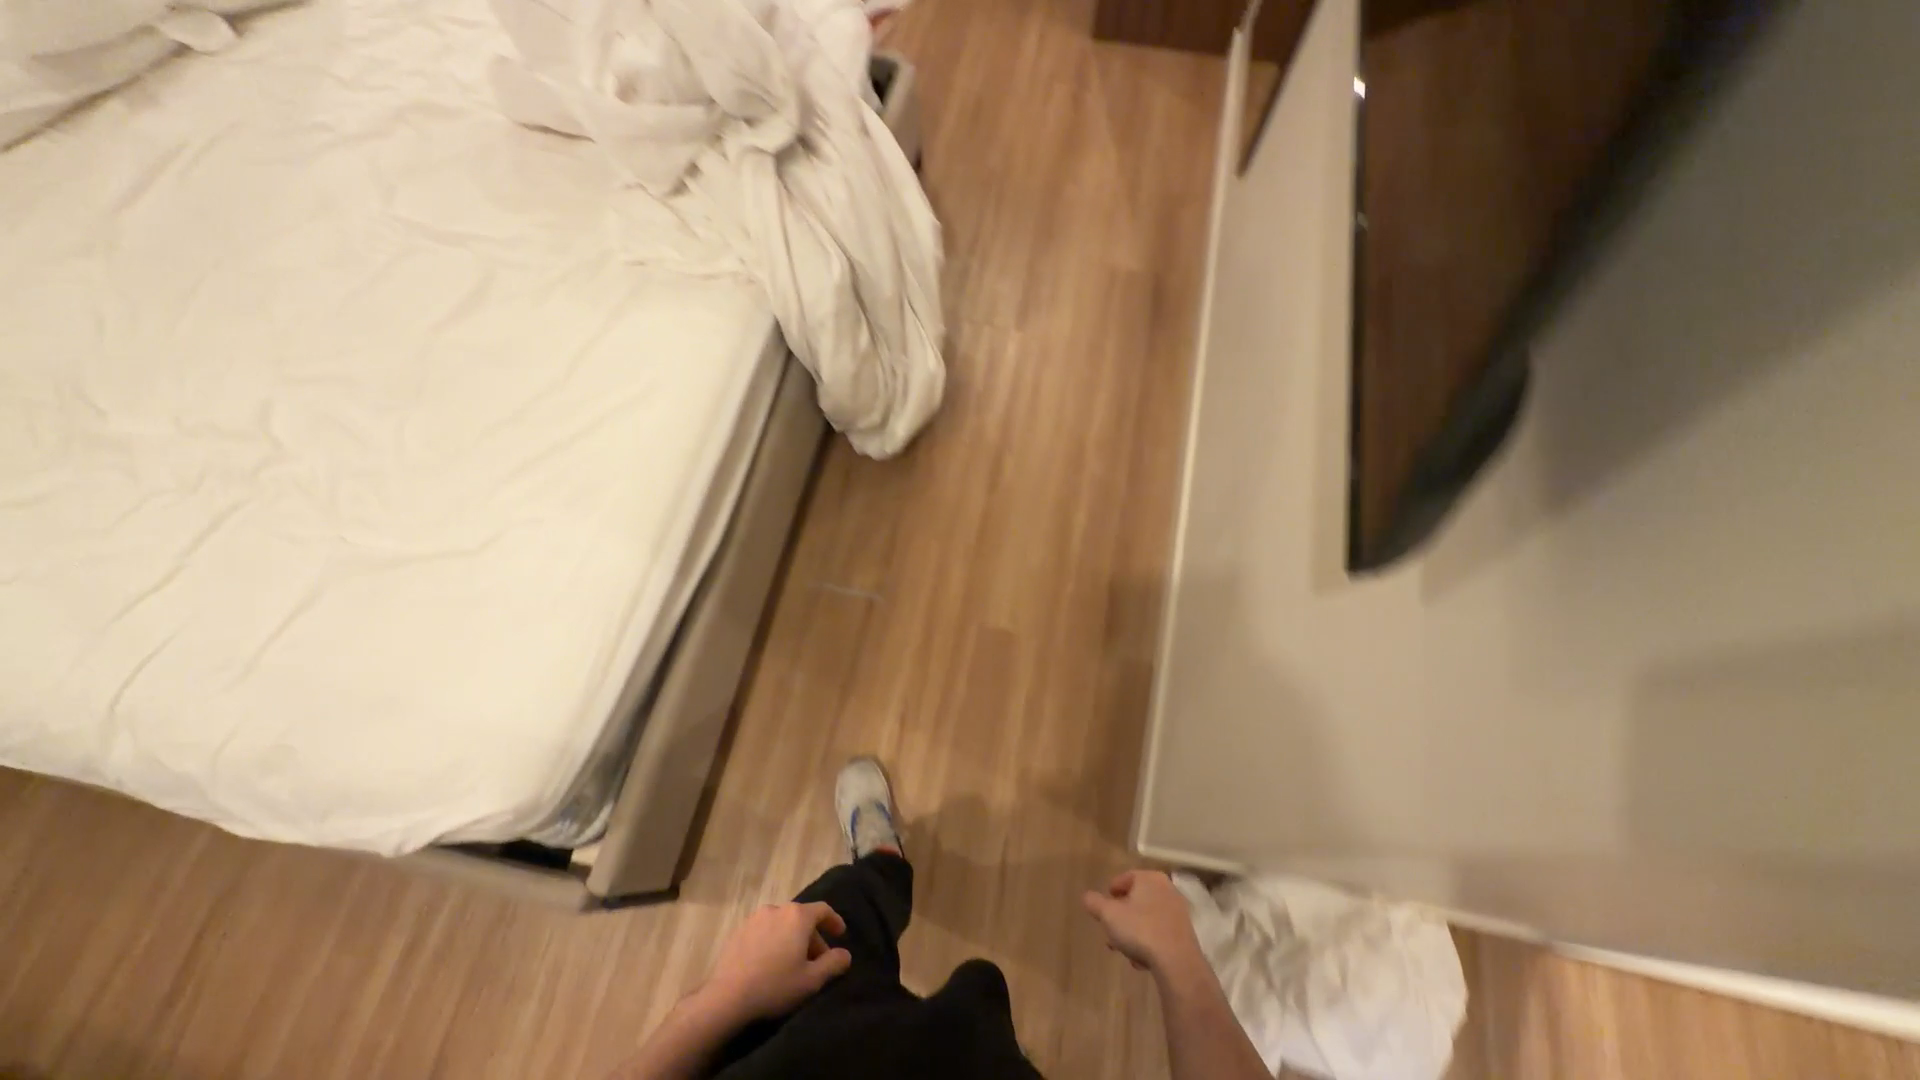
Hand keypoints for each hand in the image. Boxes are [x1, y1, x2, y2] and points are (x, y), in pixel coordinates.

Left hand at [699, 902, 853, 1022]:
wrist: (727, 997)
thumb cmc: (775, 985)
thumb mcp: (811, 980)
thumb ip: (833, 963)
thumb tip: (845, 954)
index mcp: (797, 916)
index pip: (823, 910)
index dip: (834, 921)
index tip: (840, 934)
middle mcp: (777, 909)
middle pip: (801, 918)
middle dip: (812, 937)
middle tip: (816, 960)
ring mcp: (755, 918)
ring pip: (782, 924)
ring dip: (792, 938)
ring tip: (792, 962)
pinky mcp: (738, 931)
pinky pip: (764, 930)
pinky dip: (773, 940)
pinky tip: (770, 962)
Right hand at [1082, 870, 1204, 976]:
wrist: (1177, 961)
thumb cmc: (1140, 930)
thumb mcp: (1109, 915)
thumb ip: (1094, 903)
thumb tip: (1087, 896)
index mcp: (1149, 878)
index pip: (1125, 878)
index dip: (1111, 892)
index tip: (1103, 907)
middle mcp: (1167, 889)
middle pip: (1137, 899)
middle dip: (1121, 916)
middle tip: (1110, 931)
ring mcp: (1178, 911)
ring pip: (1147, 918)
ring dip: (1133, 932)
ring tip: (1122, 949)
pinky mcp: (1185, 932)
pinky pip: (1159, 932)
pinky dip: (1148, 941)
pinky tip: (1140, 960)